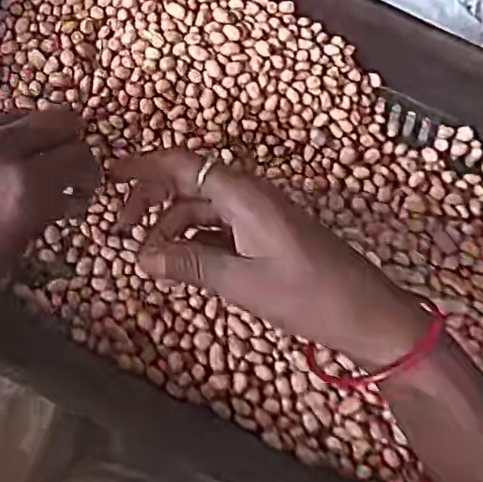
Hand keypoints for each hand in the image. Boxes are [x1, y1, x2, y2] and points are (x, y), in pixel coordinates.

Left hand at [0, 109, 99, 330]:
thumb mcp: (5, 256)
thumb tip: (63, 196)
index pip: (80, 158)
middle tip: (62, 164)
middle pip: (58, 120)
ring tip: (18, 164)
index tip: (82, 186)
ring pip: (17, 117)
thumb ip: (40, 215)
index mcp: (24, 188)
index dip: (88, 173)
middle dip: (69, 141)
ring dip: (28, 138)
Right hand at [114, 148, 429, 367]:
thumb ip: (189, 265)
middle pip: (184, 182)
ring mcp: (256, 213)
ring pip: (197, 205)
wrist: (373, 317)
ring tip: (149, 258)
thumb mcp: (243, 283)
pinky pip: (215, 224)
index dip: (142, 165)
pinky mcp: (262, 232)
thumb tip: (141, 258)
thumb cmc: (311, 297)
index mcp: (242, 195)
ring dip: (168, 225)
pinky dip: (190, 238)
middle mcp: (247, 195)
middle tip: (121, 227)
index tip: (109, 175)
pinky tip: (179, 260)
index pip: (181, 164)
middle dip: (149, 199)